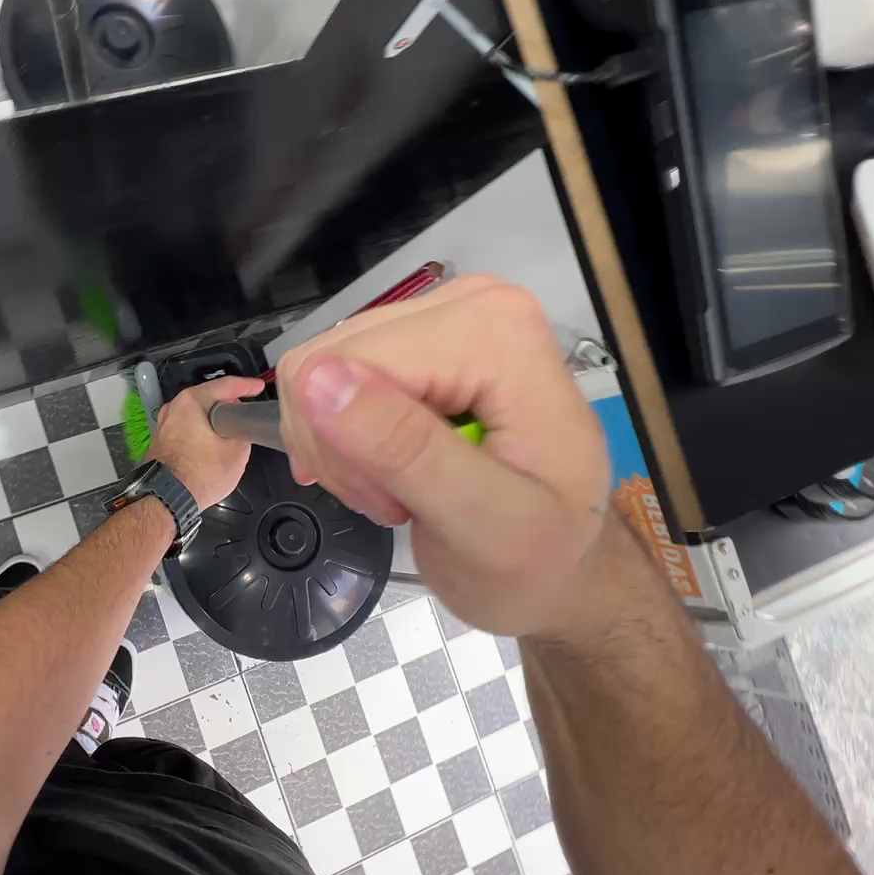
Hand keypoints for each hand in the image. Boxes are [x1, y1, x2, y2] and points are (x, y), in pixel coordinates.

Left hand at [145, 375, 266, 509]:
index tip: (259, 386)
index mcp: (191, 401)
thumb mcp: (237, 452)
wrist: (167, 499)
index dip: (247, 385)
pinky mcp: (160, 440)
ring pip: (195, 413)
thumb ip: (242, 431)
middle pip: (207, 397)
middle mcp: (173, 407)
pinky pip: (186, 427)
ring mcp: (163, 423)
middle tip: (245, 409)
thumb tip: (238, 429)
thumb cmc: (203, 472)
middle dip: (227, 402)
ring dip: (212, 418)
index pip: (225, 385)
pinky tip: (212, 439)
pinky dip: (200, 429)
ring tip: (230, 426)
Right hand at [274, 276, 613, 637]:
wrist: (557, 570)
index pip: (358, 361)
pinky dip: (336, 437)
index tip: (395, 502)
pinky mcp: (410, 342)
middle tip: (395, 500)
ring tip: (396, 490)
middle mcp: (468, 304)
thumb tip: (316, 380)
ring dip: (338, 448)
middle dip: (341, 447)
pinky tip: (379, 470)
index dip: (350, 442)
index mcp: (499, 331)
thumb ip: (406, 450)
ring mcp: (436, 320)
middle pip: (328, 360)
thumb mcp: (483, 523)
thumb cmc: (535, 562)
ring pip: (315, 370)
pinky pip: (324, 378)